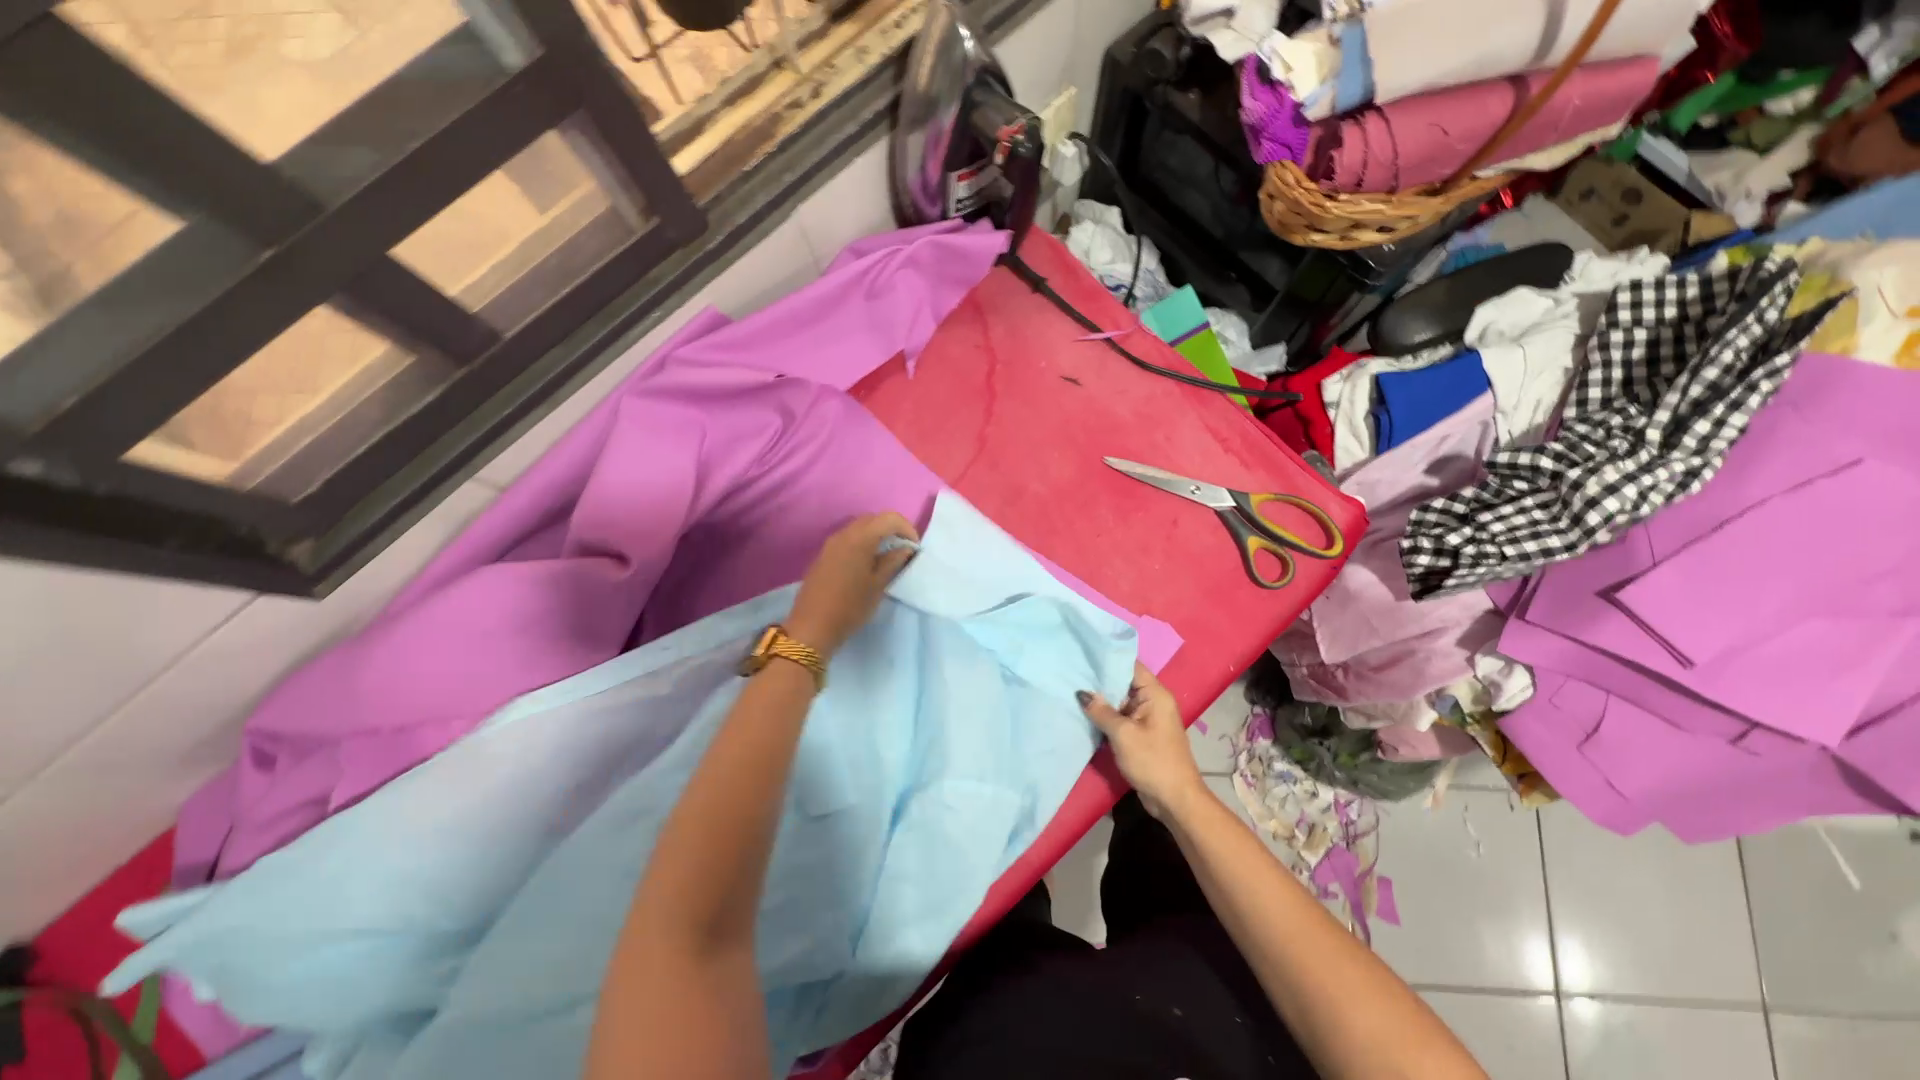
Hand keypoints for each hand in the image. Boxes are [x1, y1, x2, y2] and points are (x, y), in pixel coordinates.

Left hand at [785, 512, 919, 656]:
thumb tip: (905, 548)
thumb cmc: (850, 607)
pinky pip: (847, 539)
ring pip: (859, 528)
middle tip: (902, 550)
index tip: (914, 547)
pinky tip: (866, 564)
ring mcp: (830, 544)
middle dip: (891, 529)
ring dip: (876, 536)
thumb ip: (893, 562)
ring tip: (886, 557)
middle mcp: (844, 534)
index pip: (889, 518)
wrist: (812, 626)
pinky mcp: (823, 555)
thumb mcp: (878, 586)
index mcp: (860, 538)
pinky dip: (862, 543)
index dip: (907, 529)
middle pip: (873, 519)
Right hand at [1078, 663, 1207, 820]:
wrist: (1174, 799)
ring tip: (1071, 691)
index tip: (1083, 655)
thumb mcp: (1123, 735)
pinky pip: (1121, 720)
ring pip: (1121, 703)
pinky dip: (1106, 718)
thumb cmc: (1152, 761)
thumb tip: (1082, 693)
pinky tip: (1084, 716)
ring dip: (1101, 702)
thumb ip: (1102, 711)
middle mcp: (1153, 702)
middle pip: (1124, 683)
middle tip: (1070, 674)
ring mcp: (1148, 720)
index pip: (1131, 666)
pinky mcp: (1142, 736)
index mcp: (1156, 695)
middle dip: (1100, 682)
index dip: (1108, 660)